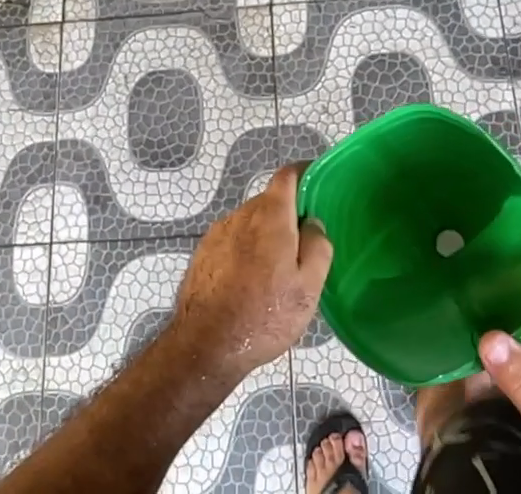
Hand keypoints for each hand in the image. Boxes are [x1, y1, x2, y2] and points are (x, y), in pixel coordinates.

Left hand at [169, 165, 332, 380]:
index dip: (304, 175)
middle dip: (287, 217)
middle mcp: (241, 215)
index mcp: (270, 216)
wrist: (205, 344)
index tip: (317, 186)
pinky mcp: (203, 252)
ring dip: (264, 236)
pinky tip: (248, 283)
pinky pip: (233, 240)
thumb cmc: (264, 315)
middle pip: (269, 202)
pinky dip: (245, 251)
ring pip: (250, 223)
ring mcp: (218, 233)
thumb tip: (312, 223)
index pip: (287, 176)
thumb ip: (317, 247)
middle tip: (302, 249)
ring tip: (274, 274)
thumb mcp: (307, 287)